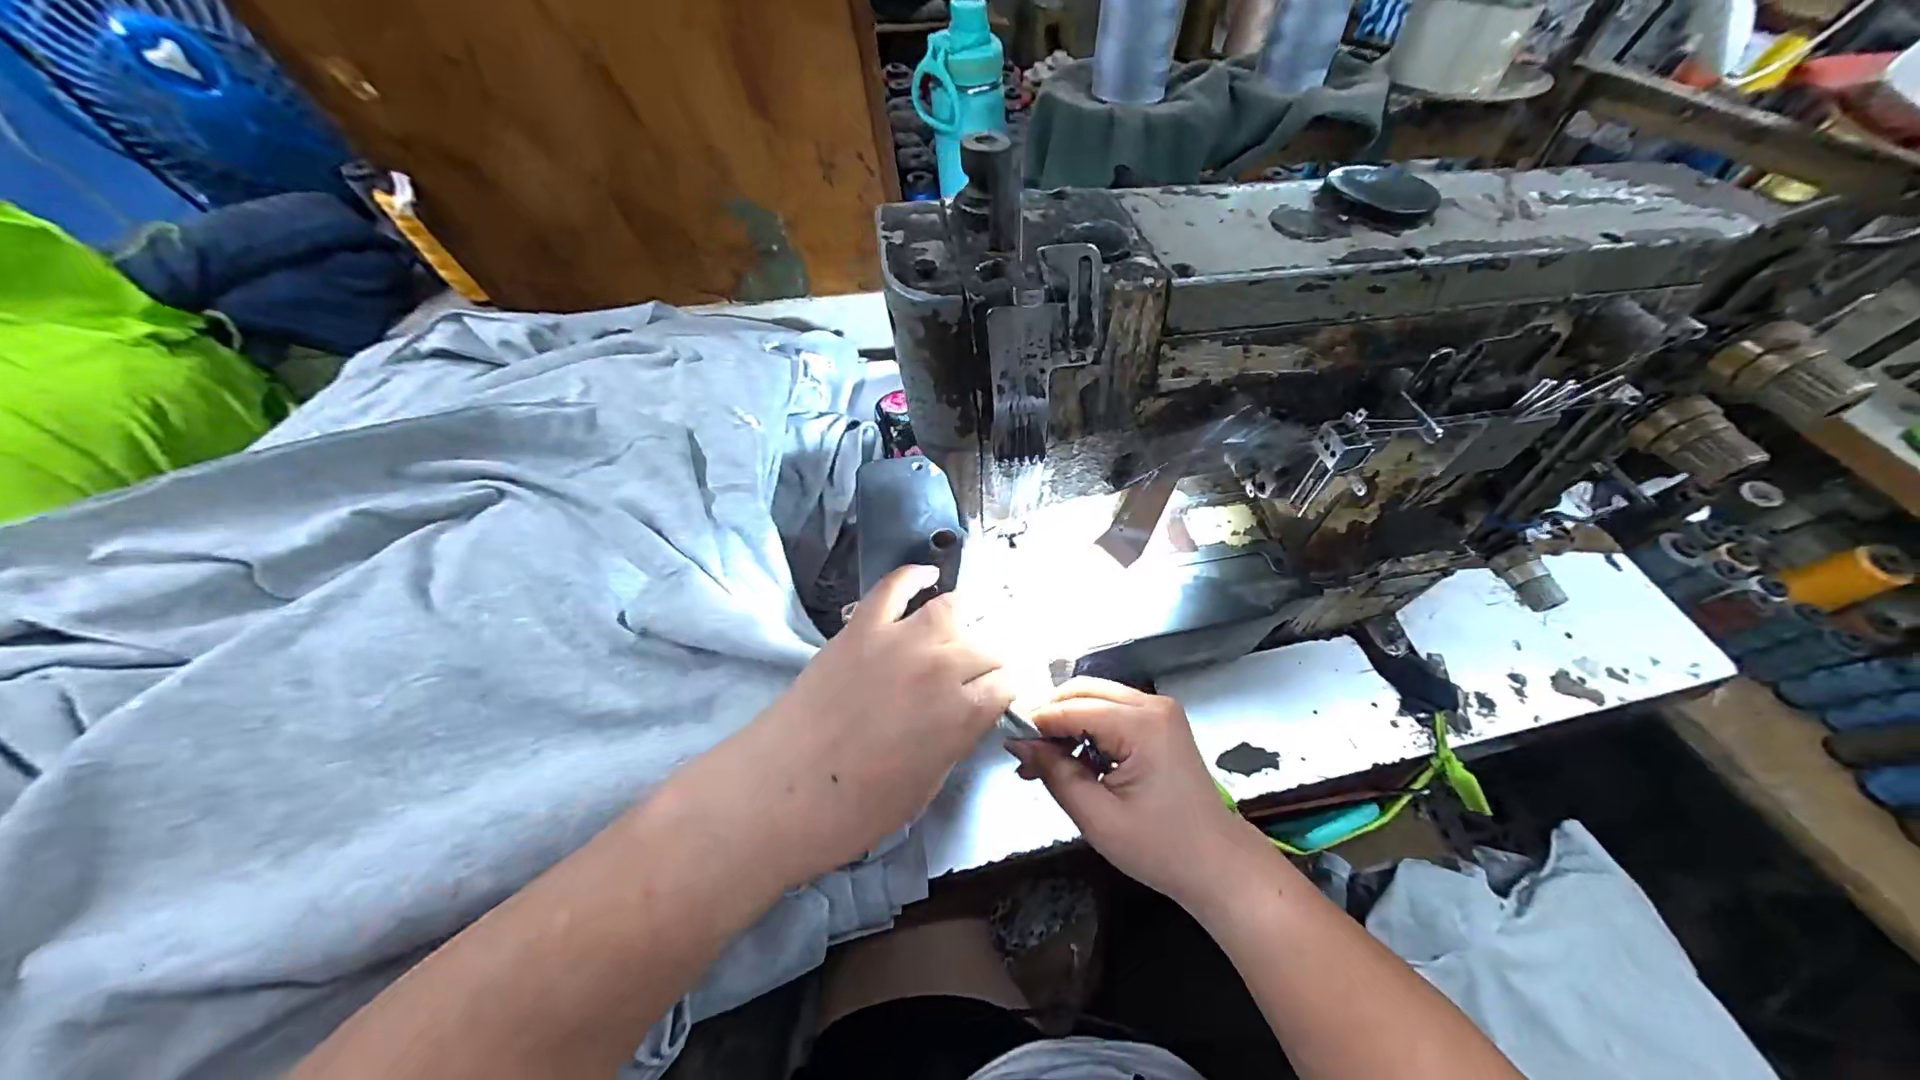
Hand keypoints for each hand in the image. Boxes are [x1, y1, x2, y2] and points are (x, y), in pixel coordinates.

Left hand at [672, 565, 1013, 888]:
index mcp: (964, 712)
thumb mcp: (928, 785)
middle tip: (967, 680)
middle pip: (985, 648)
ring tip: (951, 637)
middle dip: (983, 666)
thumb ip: (955, 739)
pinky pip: (895, 585)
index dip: (998, 694)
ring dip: (958, 625)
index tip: (989, 700)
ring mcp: (900, 639)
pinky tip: (927, 575)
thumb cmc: (858, 808)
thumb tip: (965, 715)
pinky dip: (914, 575)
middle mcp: (942, 667)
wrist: (784, 790)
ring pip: (950, 610)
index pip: (1004, 684)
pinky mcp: (862, 627)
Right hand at [1009, 678, 1273, 909]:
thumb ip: (1055, 773)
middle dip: (1050, 719)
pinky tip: (1073, 762)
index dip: (1036, 724)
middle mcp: (1153, 705)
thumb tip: (1019, 743)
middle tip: (1026, 756)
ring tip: (1044, 765)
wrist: (1220, 865)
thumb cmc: (1162, 849)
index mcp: (1142, 725)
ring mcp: (1159, 712)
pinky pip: (1111, 713)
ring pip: (1095, 698)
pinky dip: (1087, 730)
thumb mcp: (1098, 818)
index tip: (1010, 745)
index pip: (1072, 708)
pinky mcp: (1160, 724)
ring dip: (1066, 724)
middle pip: (1083, 692)